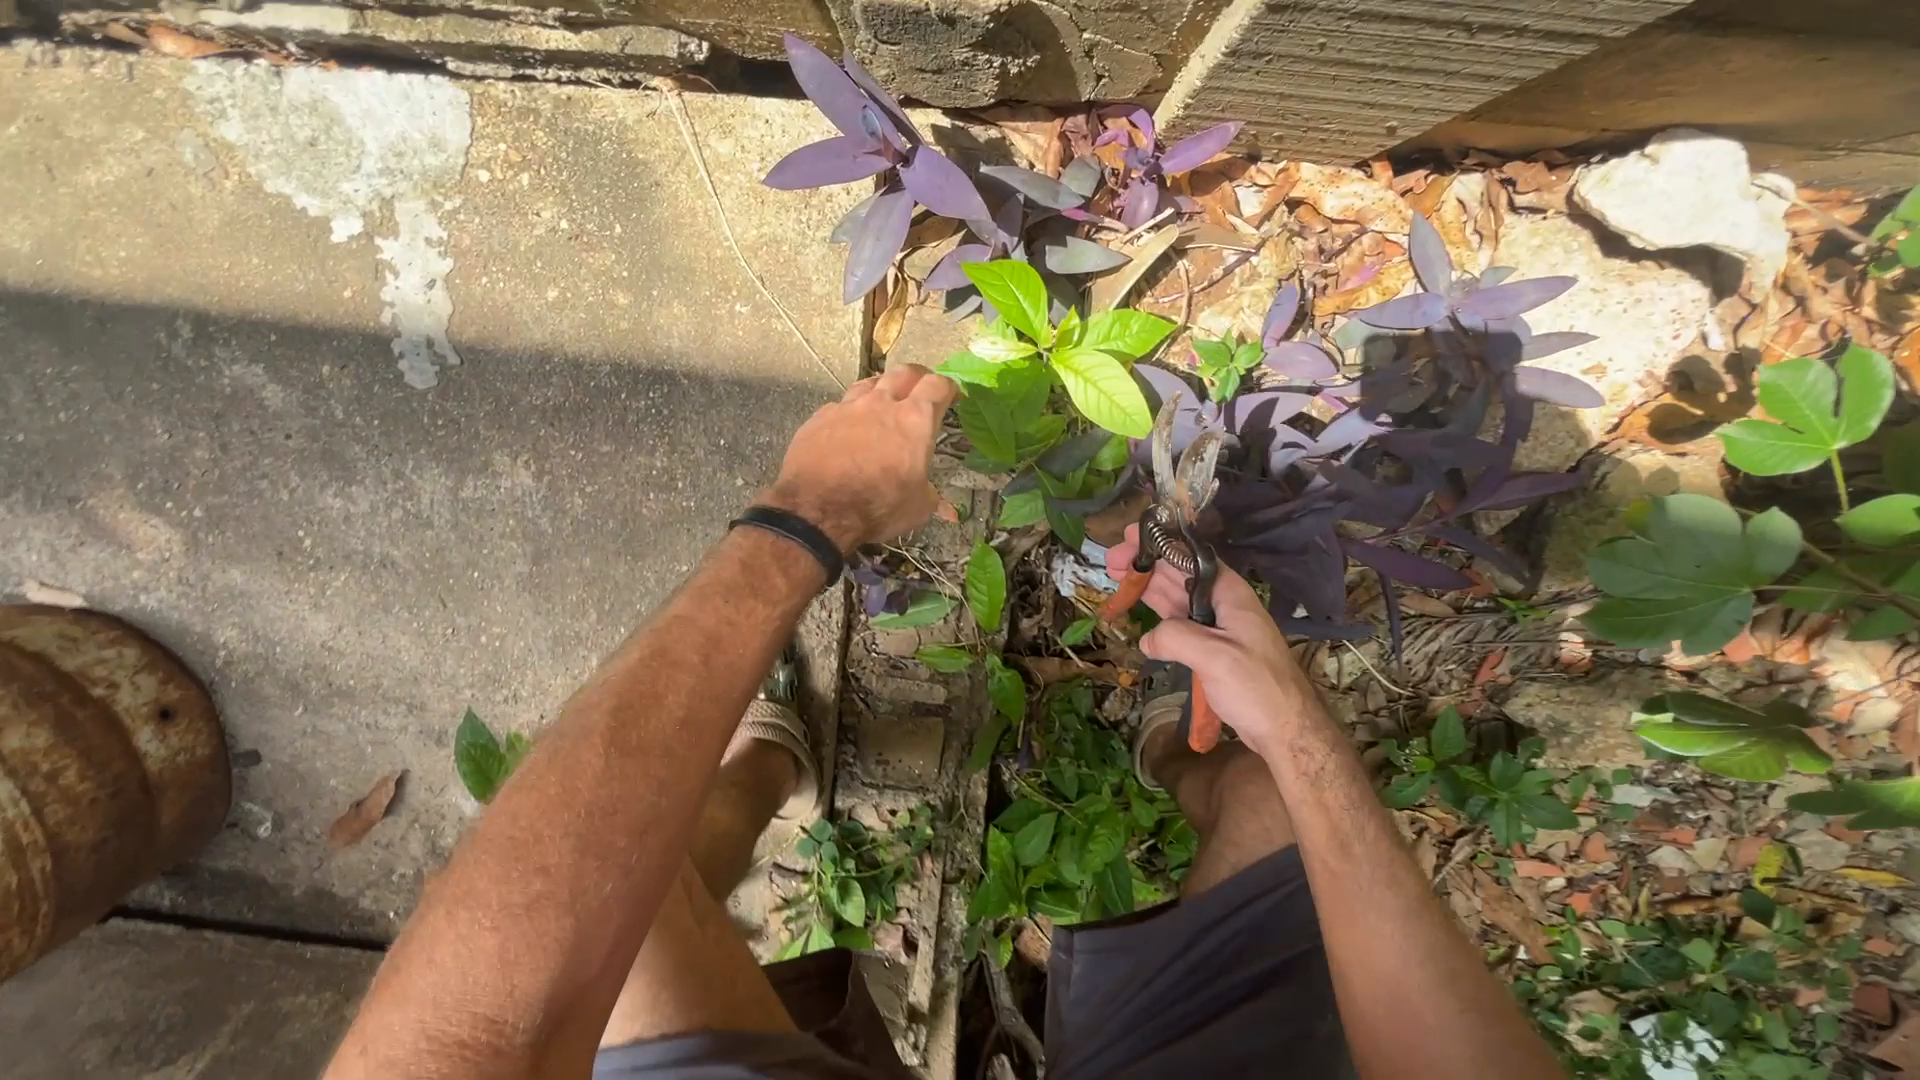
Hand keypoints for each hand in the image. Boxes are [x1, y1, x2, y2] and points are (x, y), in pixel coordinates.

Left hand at [760, 364, 956, 551]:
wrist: (818, 508)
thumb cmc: (878, 506)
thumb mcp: (917, 508)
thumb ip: (932, 497)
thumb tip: (949, 512)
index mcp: (915, 420)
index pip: (938, 386)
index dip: (948, 388)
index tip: (951, 396)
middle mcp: (882, 403)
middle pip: (904, 373)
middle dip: (916, 378)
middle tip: (920, 389)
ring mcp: (848, 407)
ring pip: (869, 383)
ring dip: (881, 388)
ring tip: (884, 401)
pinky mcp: (821, 417)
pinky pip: (841, 405)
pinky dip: (851, 412)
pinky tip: (849, 427)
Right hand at [1106, 524, 1321, 756]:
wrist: (1285, 730)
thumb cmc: (1257, 687)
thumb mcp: (1215, 656)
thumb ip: (1176, 637)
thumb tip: (1148, 638)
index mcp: (1229, 594)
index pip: (1190, 556)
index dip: (1159, 543)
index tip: (1128, 537)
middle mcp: (1221, 604)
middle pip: (1179, 573)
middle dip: (1146, 562)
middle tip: (1112, 559)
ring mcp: (1216, 626)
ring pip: (1176, 596)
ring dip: (1147, 585)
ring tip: (1116, 576)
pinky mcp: (1210, 649)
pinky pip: (1177, 622)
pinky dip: (1156, 614)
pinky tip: (1137, 615)